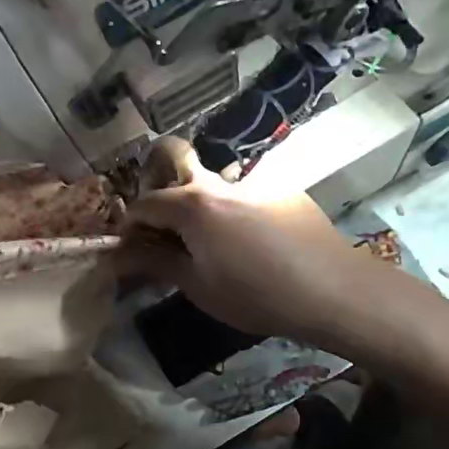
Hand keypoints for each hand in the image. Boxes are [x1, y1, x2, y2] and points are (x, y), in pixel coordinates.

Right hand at [120, 138, 416, 348]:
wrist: (331, 289)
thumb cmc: (257, 295)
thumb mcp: (199, 286)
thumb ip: (156, 262)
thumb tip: (118, 255)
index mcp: (193, 204)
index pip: (145, 202)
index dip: (130, 224)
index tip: (129, 247)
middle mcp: (220, 181)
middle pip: (174, 153)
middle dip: (155, 172)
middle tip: (160, 213)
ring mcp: (255, 180)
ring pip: (215, 174)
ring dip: (201, 194)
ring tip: (211, 235)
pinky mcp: (283, 188)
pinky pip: (247, 190)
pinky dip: (236, 207)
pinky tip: (252, 239)